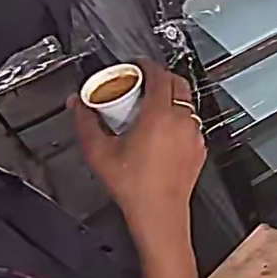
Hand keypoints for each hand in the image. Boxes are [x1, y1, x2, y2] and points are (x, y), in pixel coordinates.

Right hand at [72, 58, 204, 255]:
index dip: (147, 65)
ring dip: (172, 97)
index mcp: (160, 115)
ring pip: (188, 104)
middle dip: (161, 76)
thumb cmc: (135, 186)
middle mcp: (182, 122)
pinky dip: (179, 119)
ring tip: (151, 105)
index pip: (159, 75)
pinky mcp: (199, 149)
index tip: (137, 65)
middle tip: (143, 81)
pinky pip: (191, 124)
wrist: (159, 213)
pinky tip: (163, 129)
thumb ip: (85, 122)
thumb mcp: (99, 151)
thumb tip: (77, 105)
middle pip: (179, 83)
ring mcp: (194, 136)